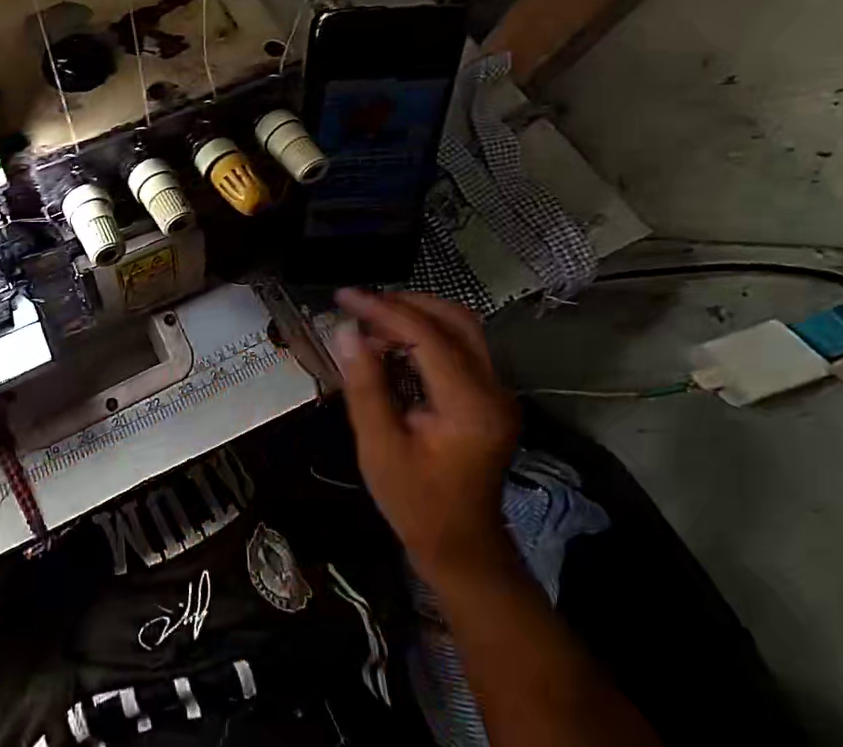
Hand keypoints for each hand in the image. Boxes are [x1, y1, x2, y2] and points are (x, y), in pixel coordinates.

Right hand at [330, 288, 521, 580]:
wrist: (460, 545)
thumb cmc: (415, 502)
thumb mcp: (379, 446)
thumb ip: (364, 385)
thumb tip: (345, 331)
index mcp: (470, 406)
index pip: (428, 336)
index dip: (383, 310)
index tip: (344, 296)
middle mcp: (494, 391)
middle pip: (456, 320)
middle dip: (405, 303)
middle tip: (359, 303)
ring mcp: (498, 393)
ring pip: (462, 330)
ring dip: (416, 316)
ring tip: (369, 322)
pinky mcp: (489, 398)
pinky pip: (461, 349)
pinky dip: (425, 336)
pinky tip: (392, 345)